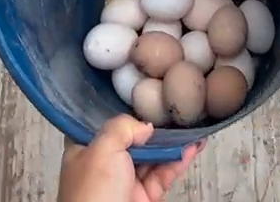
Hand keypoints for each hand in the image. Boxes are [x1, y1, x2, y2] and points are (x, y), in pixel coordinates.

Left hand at [57, 115, 200, 201]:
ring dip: (173, 140)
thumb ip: (124, 127)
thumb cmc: (92, 194)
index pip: (105, 119)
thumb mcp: (102, 149)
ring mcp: (126, 180)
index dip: (124, 105)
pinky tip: (193, 146)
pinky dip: (179, 160)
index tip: (145, 89)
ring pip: (153, 154)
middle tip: (176, 104)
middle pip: (134, 135)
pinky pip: (164, 174)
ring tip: (193, 122)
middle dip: (155, 122)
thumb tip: (146, 126)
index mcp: (86, 148)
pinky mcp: (144, 197)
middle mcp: (105, 162)